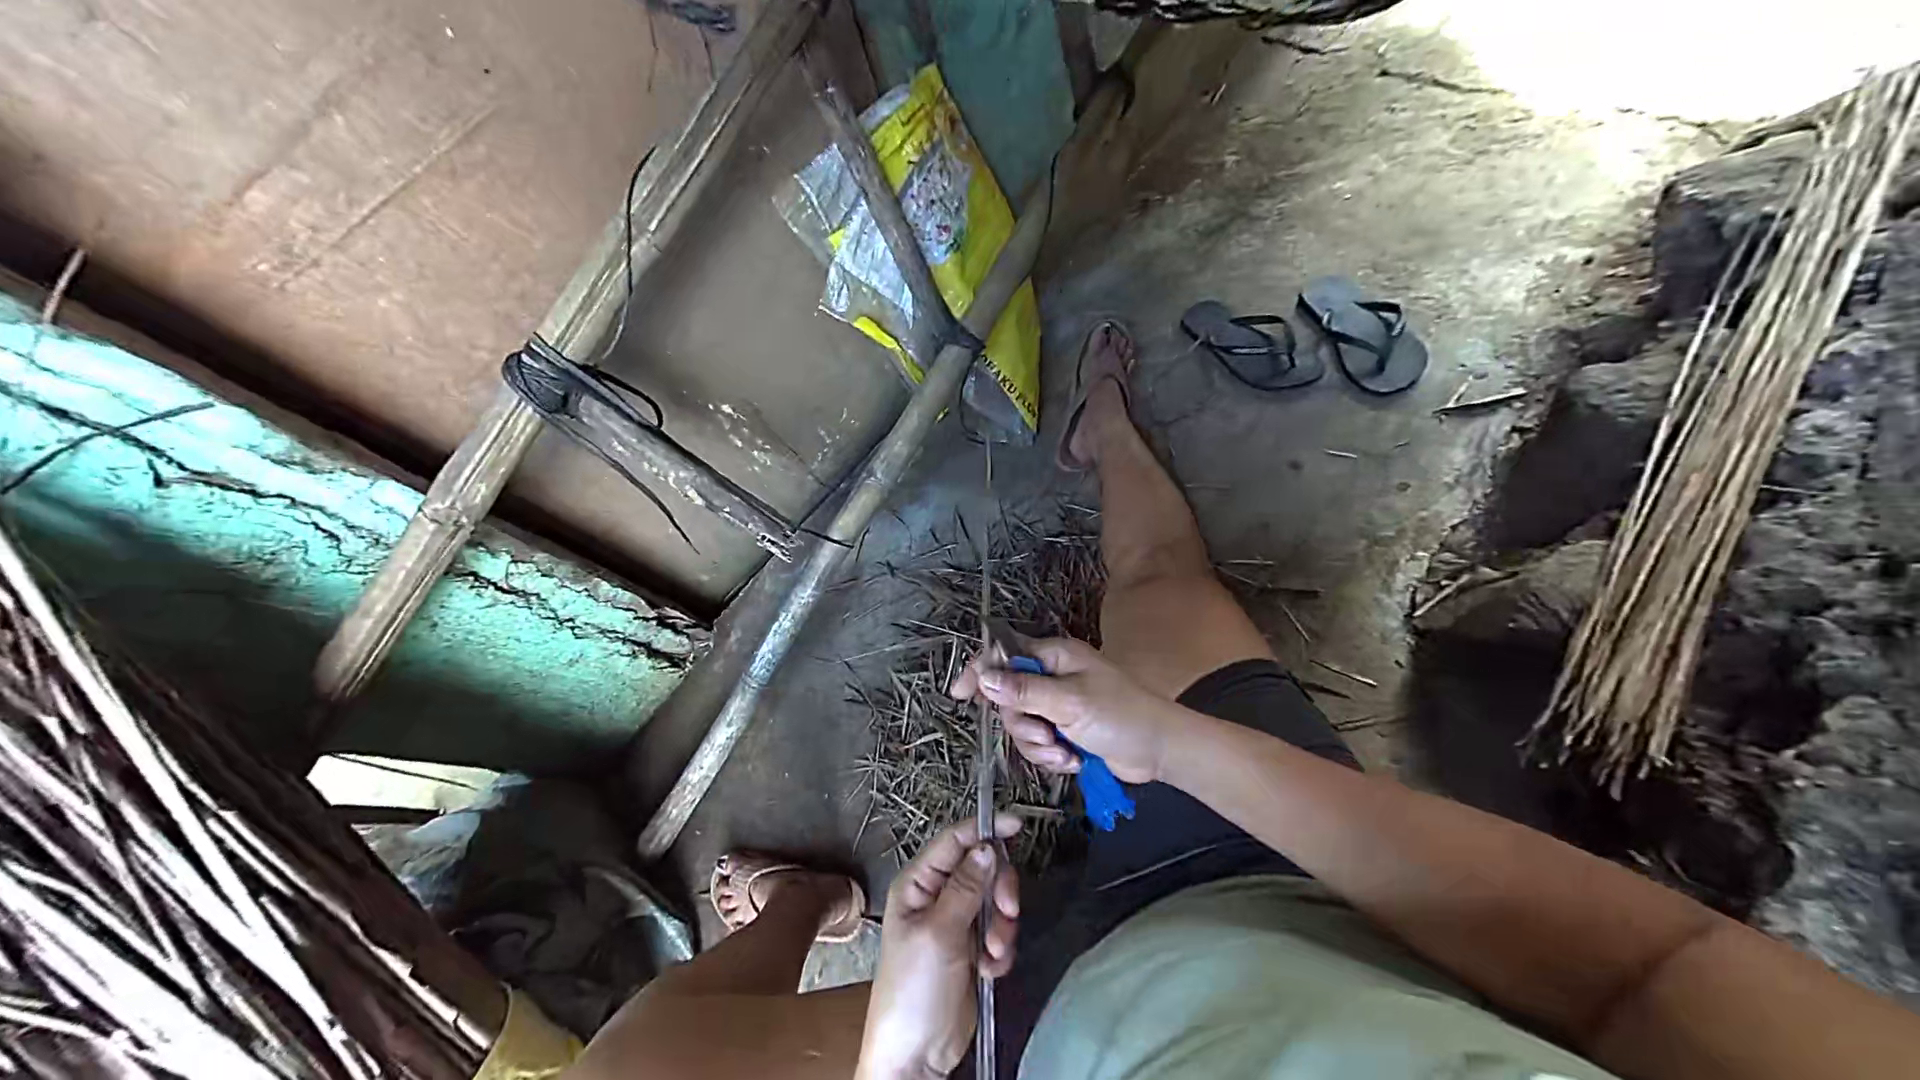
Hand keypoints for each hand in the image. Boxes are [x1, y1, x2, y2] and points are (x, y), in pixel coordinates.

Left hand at [857, 814, 1020, 1079]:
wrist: (915, 1057)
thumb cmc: (913, 992)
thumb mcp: (939, 934)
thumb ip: (966, 888)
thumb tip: (986, 847)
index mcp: (918, 884)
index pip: (954, 841)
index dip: (984, 829)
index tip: (1016, 825)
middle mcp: (936, 896)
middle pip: (981, 867)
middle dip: (999, 889)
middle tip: (1007, 911)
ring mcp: (954, 921)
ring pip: (994, 899)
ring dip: (1002, 925)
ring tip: (992, 953)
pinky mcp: (970, 947)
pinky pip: (998, 930)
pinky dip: (1000, 948)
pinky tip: (989, 969)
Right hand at [949, 637, 1181, 783]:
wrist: (1160, 750)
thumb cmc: (1121, 715)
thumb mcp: (1069, 701)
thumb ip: (1025, 691)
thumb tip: (985, 678)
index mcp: (1054, 656)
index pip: (1004, 655)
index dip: (980, 671)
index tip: (960, 695)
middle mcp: (1052, 677)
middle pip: (1008, 698)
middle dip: (1023, 724)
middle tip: (1046, 734)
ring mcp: (1057, 705)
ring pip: (1021, 725)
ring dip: (1039, 745)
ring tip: (1065, 752)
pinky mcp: (1063, 730)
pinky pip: (1037, 743)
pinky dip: (1051, 755)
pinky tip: (1073, 759)